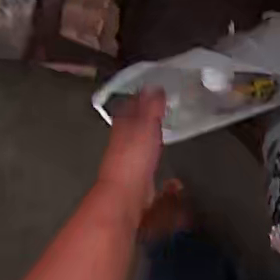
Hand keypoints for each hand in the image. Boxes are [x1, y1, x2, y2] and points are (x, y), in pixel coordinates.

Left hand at [93, 88, 165, 212]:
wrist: (126, 194)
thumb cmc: (134, 156)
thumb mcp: (146, 125)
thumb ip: (151, 106)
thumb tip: (155, 85)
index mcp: (123, 123)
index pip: (129, 104)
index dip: (139, 96)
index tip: (150, 88)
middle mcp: (122, 138)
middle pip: (131, 120)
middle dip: (141, 113)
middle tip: (156, 104)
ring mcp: (127, 156)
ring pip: (136, 137)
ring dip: (145, 131)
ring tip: (158, 124)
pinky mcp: (135, 173)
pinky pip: (143, 154)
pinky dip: (149, 148)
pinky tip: (156, 150)